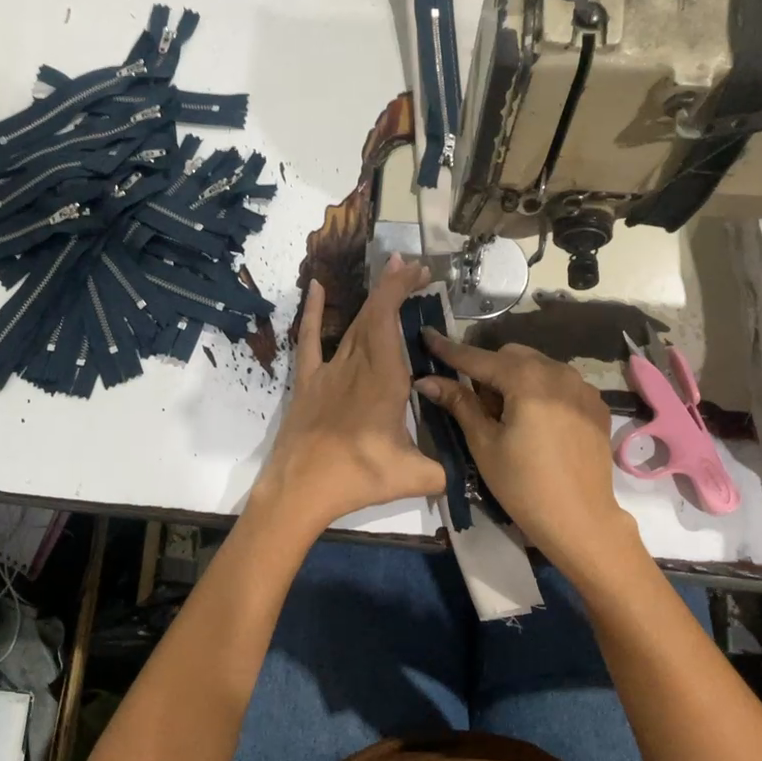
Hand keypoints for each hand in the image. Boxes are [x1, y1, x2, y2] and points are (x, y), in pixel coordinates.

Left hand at [253, 256, 445, 534]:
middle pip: (374, 315)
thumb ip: (443, 471)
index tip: (421, 272)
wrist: (300, 489)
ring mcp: (327, 372)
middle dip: (395, 288)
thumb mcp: (413, 477)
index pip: (391, 319)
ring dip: (370, 299)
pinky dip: (314, 312)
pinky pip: (309, 340)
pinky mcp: (306, 383)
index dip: (402, 289)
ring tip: (388, 275)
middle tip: (416, 271)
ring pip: (351, 325)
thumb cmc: (357, 478)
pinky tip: (317, 287)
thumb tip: (461, 473)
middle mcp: (356, 366)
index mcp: (384, 379)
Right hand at [415, 331, 634, 559]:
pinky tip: (536, 425)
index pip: (479, 358)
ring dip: (516, 379)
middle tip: (477, 405)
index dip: (450, 350)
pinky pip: (561, 385)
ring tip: (508, 417)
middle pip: (512, 356)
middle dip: (489, 370)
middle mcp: (559, 373)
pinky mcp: (596, 406)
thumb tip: (427, 380)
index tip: (427, 335)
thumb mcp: (484, 443)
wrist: (580, 519)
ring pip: (539, 367)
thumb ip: (459, 404)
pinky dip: (542, 392)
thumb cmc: (522, 485)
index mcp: (528, 380)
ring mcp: (583, 388)